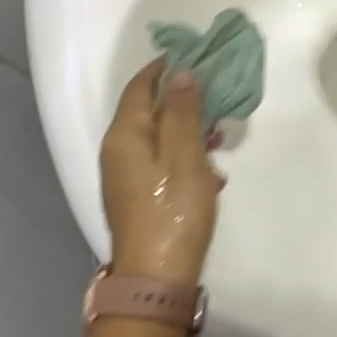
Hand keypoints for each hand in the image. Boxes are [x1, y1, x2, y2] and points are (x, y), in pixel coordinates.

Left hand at [100, 61, 222, 287]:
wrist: (155, 280)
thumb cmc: (172, 210)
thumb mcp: (184, 154)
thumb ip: (182, 111)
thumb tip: (181, 73)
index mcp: (124, 135)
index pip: (140, 87)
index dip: (163, 68)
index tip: (191, 56)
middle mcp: (117, 152)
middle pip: (149, 112)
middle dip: (182, 102)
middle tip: (215, 98)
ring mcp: (125, 179)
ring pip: (158, 140)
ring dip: (187, 133)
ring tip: (219, 137)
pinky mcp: (138, 200)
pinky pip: (160, 165)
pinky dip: (184, 160)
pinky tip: (211, 176)